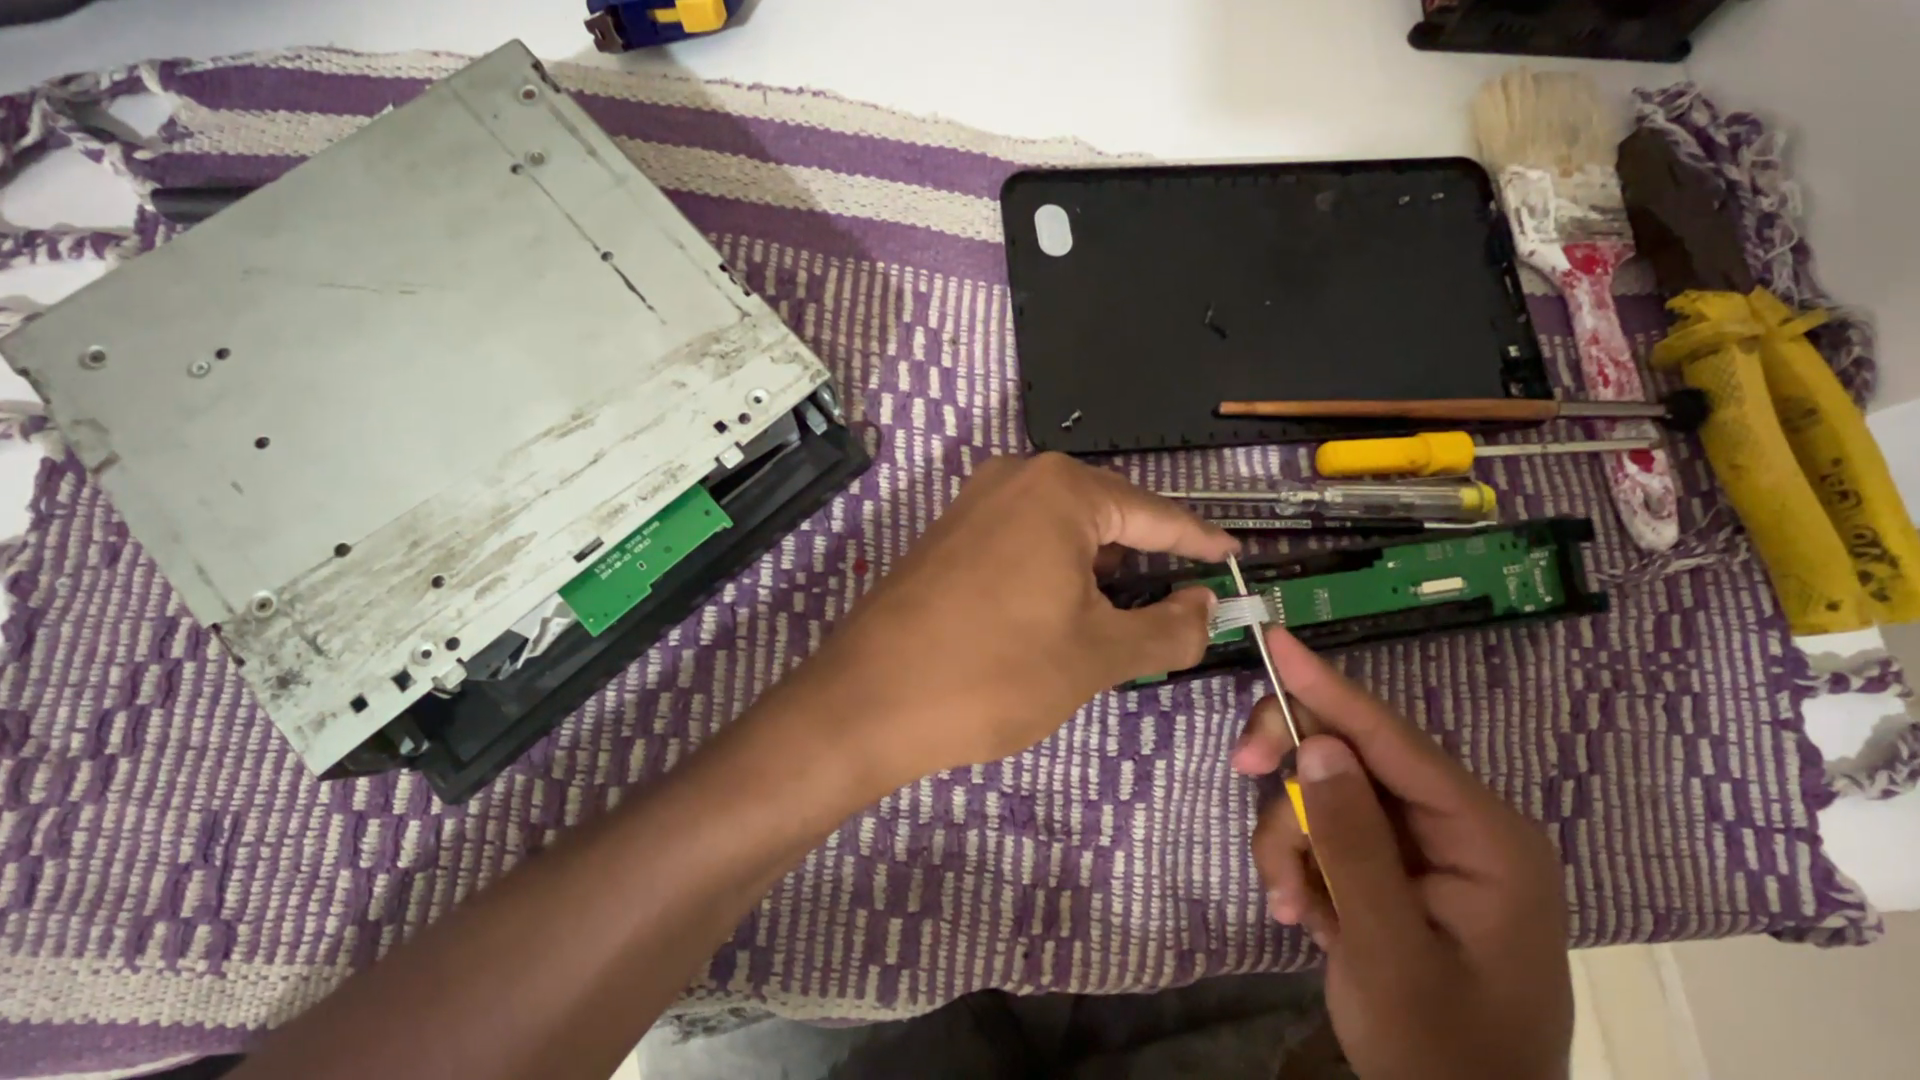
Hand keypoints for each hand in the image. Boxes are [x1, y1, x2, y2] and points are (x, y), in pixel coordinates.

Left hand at [773, 453, 1236, 791]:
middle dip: (1146, 563)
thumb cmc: (995, 672)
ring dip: (1098, 575)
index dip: (1199, 543)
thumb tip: (1207, 607)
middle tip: (1181, 609)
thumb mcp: (1098, 656)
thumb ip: (1169, 628)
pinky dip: (1054, 576)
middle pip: (1107, 517)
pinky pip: (1021, 545)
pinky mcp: (946, 538)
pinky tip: (1061, 618)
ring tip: (1123, 623)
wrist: (865, 703)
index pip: (1156, 514)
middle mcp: (1014, 479)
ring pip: (1061, 534)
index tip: (1234, 560)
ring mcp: (972, 505)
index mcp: (1061, 490)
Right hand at [1235, 627, 1571, 1079]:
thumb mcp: (1390, 952)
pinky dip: (1302, 864)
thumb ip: (1354, 845)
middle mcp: (1459, 826)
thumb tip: (1319, 744)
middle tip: (1242, 775)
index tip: (1275, 639)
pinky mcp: (1398, 871)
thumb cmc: (1441, 1049)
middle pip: (1354, 758)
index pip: (1393, 740)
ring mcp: (1427, 849)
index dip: (1328, 686)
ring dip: (1292, 840)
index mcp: (1485, 837)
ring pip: (1329, 797)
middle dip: (1294, 775)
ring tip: (1292, 905)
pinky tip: (1304, 911)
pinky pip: (1331, 835)